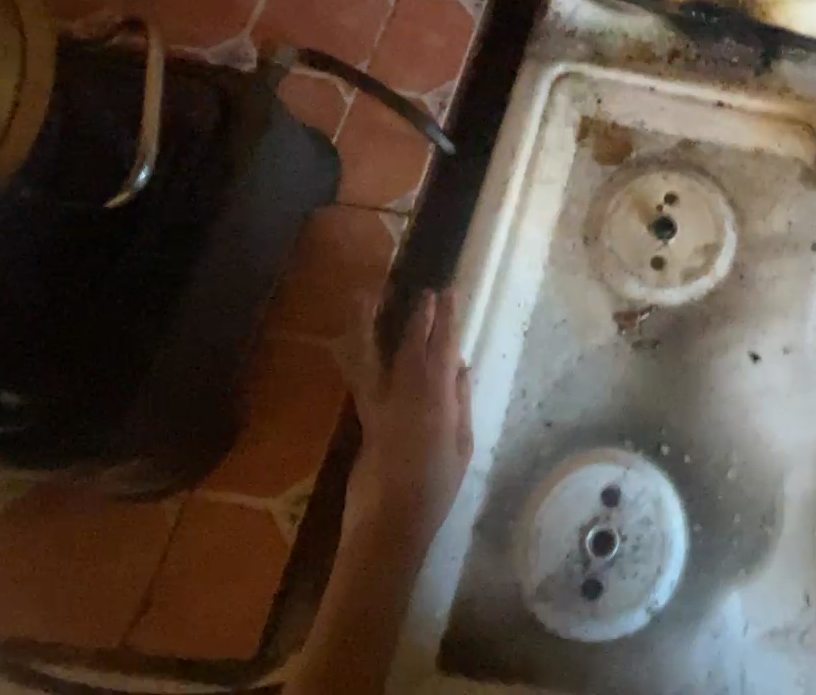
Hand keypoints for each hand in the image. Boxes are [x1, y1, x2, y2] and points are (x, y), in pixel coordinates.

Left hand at [338, 288, 472, 534]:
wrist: (390, 522)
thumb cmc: (436, 487)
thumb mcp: (462, 443)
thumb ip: (460, 402)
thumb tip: (459, 369)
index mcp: (435, 400)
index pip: (442, 348)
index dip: (446, 319)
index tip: (448, 294)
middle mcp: (403, 394)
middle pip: (407, 344)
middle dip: (417, 315)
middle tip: (424, 292)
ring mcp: (378, 404)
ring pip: (368, 354)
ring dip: (367, 323)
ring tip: (366, 297)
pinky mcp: (363, 417)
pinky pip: (359, 374)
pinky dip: (356, 351)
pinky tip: (353, 339)